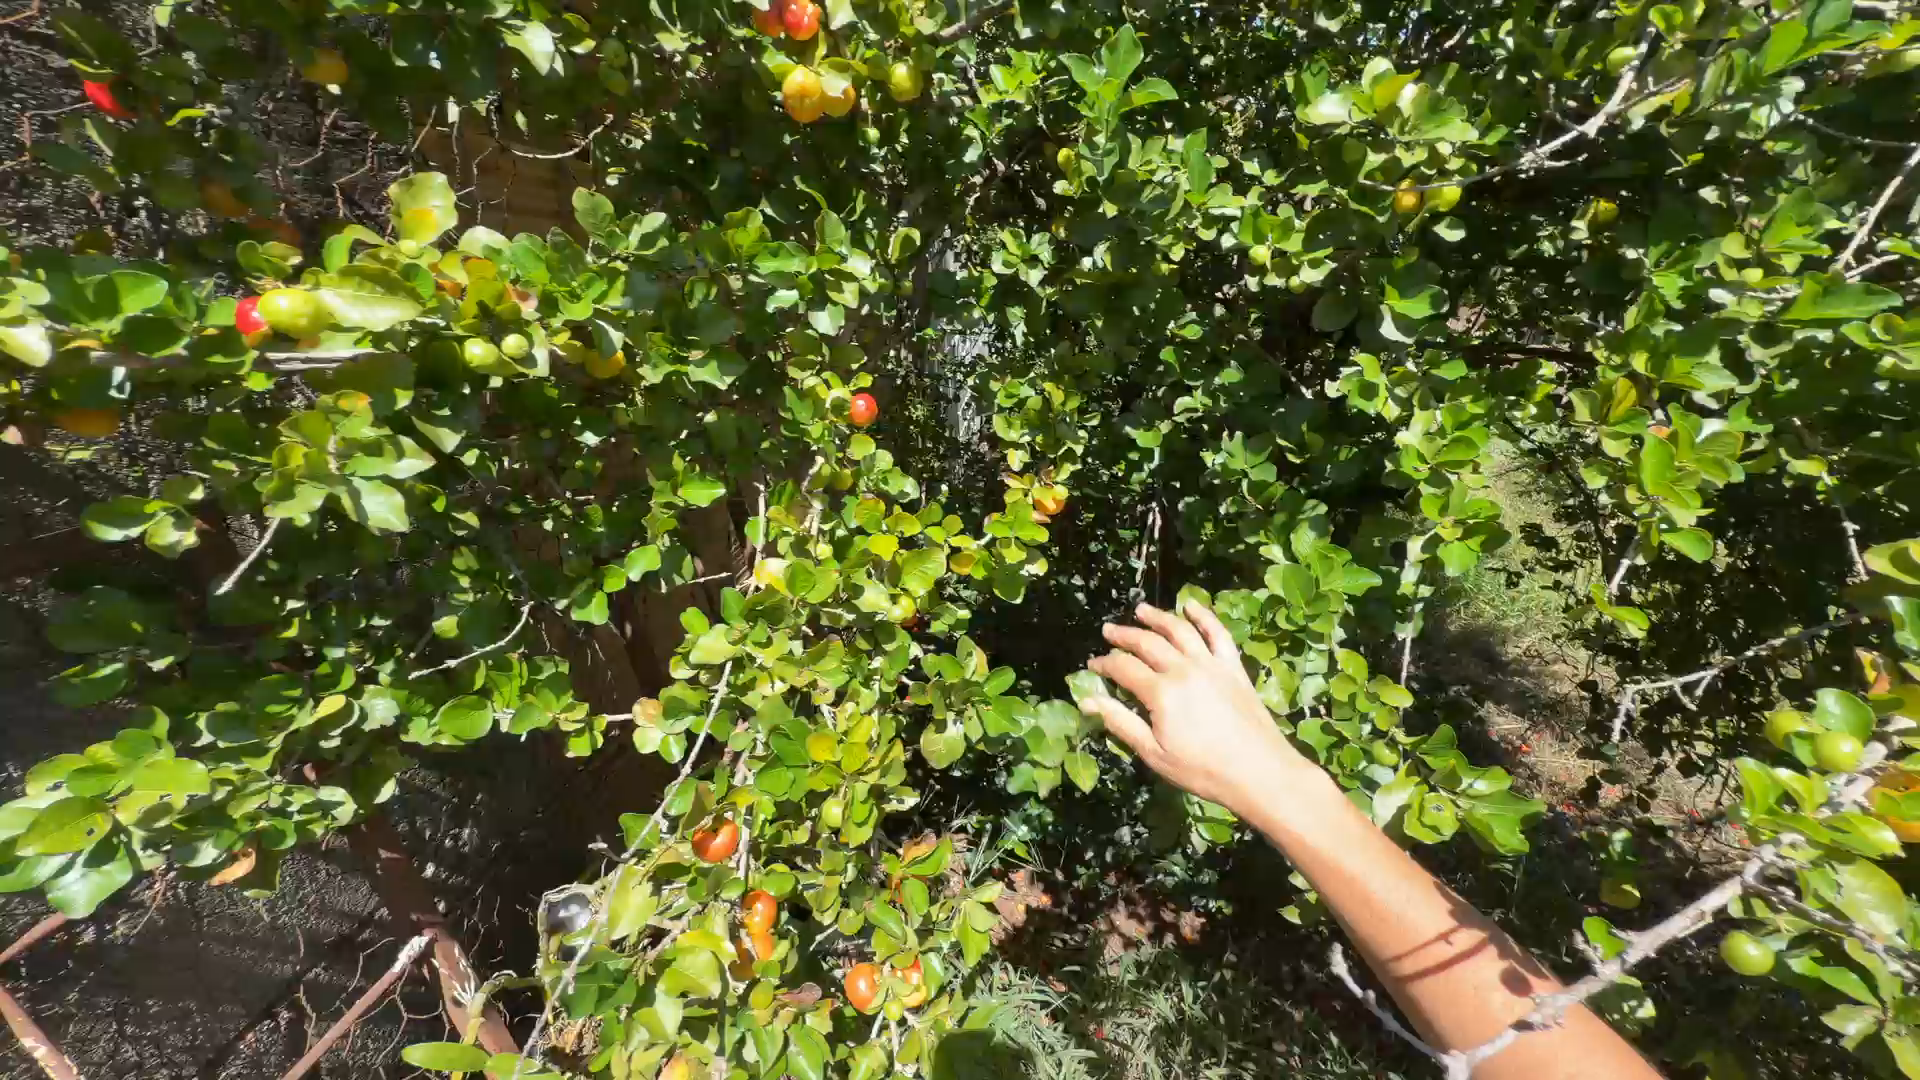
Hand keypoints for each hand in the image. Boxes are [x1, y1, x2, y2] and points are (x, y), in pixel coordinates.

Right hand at [1082, 601, 1315, 817]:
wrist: (1261, 774)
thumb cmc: (1203, 770)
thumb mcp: (1154, 753)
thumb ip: (1120, 722)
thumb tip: (1088, 700)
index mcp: (1161, 692)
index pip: (1123, 668)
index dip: (1104, 664)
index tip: (1093, 665)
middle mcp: (1184, 669)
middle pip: (1147, 643)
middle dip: (1124, 635)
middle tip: (1108, 630)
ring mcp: (1211, 665)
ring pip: (1179, 630)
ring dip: (1157, 617)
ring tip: (1140, 610)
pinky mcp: (1233, 668)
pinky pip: (1218, 634)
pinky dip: (1204, 616)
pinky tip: (1191, 606)